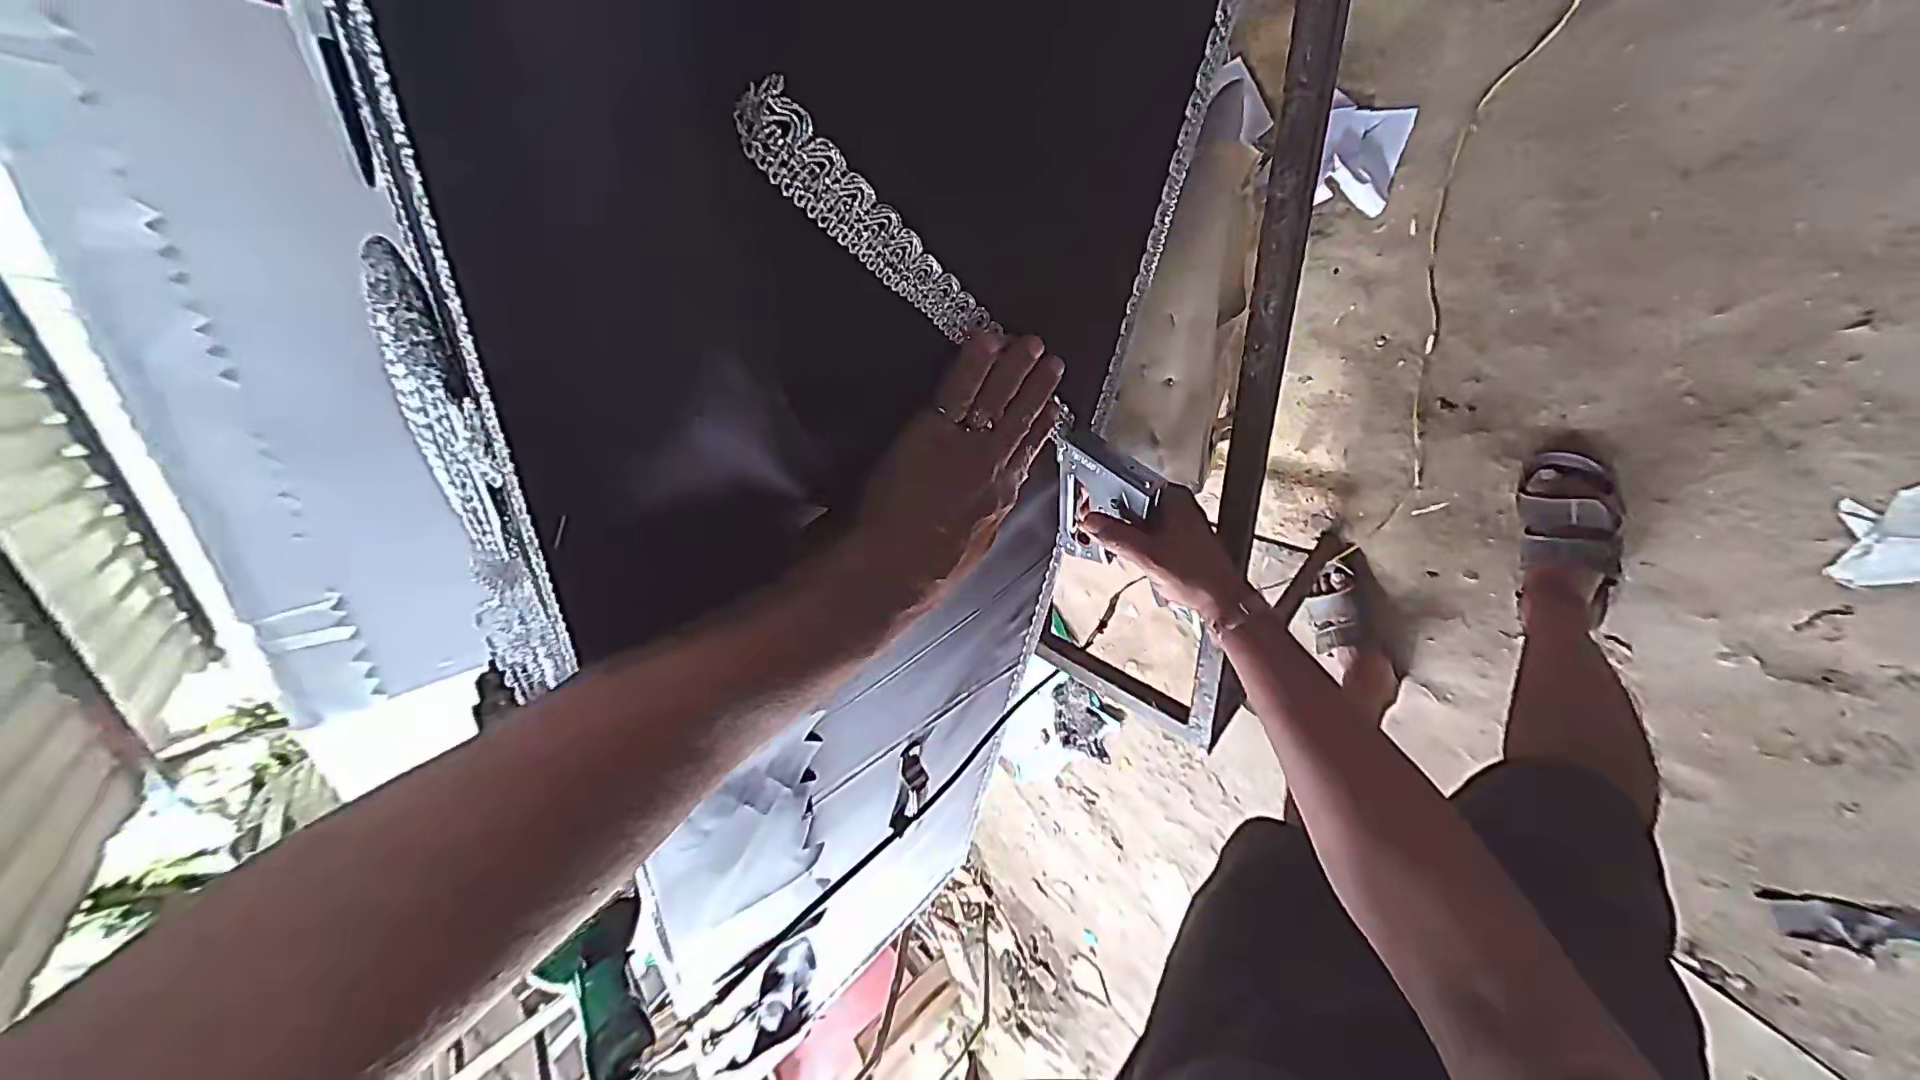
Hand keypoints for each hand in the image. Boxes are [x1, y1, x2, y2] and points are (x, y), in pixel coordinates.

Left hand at [851, 330, 1063, 601]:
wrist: (892, 572)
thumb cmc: (924, 572)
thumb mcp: (970, 552)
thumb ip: (982, 523)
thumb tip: (983, 515)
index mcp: (999, 500)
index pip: (1028, 454)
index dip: (1042, 428)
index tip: (1051, 411)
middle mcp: (992, 470)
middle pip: (1022, 421)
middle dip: (1039, 389)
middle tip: (1051, 365)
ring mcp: (966, 449)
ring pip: (1000, 401)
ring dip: (1017, 369)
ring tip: (1030, 346)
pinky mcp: (933, 434)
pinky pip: (960, 389)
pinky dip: (975, 362)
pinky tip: (986, 341)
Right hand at [1081, 486, 1254, 625]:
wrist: (1219, 599)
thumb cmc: (1196, 575)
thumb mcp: (1146, 554)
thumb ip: (1115, 536)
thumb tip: (1091, 522)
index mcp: (1172, 498)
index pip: (1128, 484)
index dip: (1103, 495)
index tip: (1087, 506)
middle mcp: (1176, 504)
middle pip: (1131, 501)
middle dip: (1110, 515)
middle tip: (1092, 527)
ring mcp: (1177, 520)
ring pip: (1137, 517)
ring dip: (1121, 529)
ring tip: (1108, 540)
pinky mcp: (1176, 536)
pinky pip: (1146, 530)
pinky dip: (1133, 538)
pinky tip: (1128, 551)